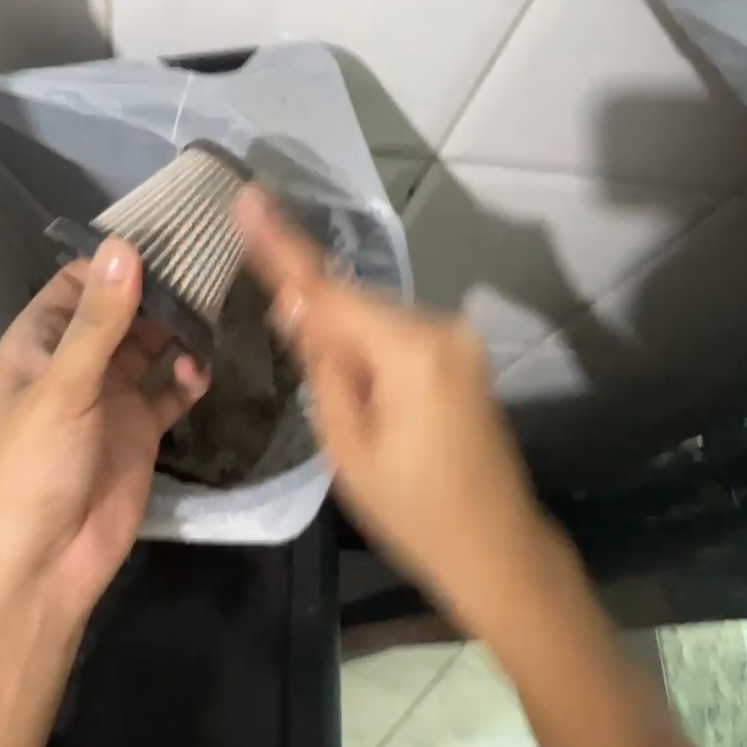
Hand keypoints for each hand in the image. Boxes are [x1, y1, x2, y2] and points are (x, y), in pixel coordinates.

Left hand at [0, 237, 209, 620]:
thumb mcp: (62, 388)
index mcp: (39, 344)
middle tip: (207, 275)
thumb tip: (124, 246)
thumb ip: (99, 321)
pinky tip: (201, 374)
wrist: (43, 566)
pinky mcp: (140, 430)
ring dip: (178, 334)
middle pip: (122, 311)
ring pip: (151, 348)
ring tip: (209, 322)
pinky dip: (188, 378)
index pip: (78, 283)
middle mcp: (75, 362)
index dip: (117, 264)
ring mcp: (110, 396)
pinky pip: (170, 392)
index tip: (167, 244)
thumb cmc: (34, 468)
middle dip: (159, 296)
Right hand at [233, 189, 544, 622]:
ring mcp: (456, 338)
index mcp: (409, 350)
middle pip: (350, 300)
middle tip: (291, 346)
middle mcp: (439, 327)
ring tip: (333, 388)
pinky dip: (365, 344)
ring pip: (371, 317)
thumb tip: (294, 305)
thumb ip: (321, 364)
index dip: (281, 245)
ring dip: (339, 333)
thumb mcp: (346, 444)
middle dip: (311, 310)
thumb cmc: (413, 511)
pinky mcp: (459, 352)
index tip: (248, 198)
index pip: (327, 289)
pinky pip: (394, 332)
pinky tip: (358, 382)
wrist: (498, 548)